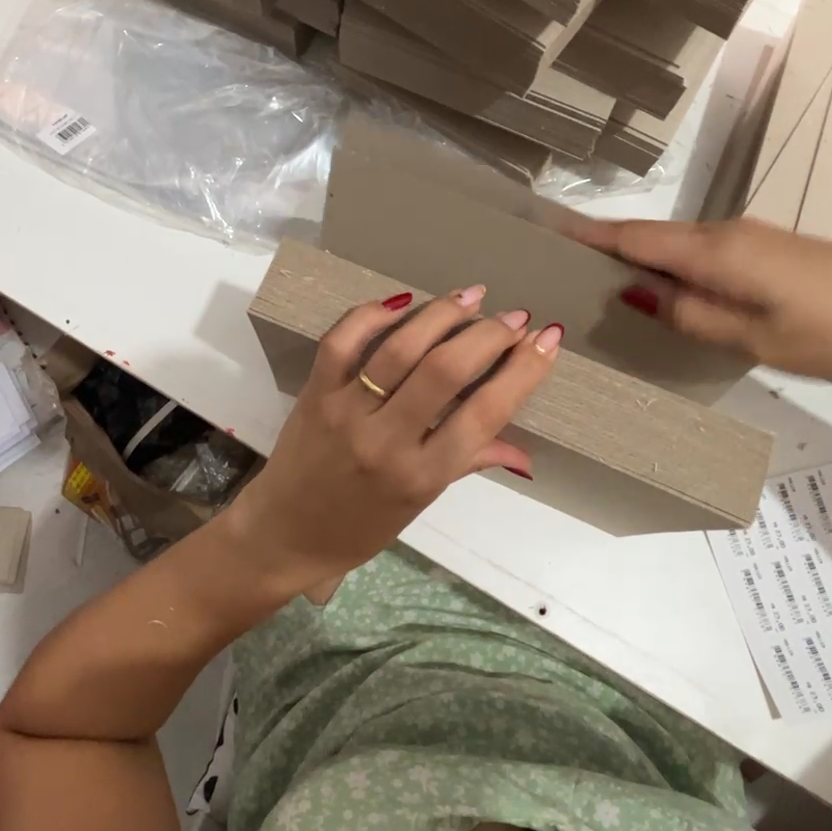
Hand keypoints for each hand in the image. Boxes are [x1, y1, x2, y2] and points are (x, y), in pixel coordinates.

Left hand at [219, 285, 560, 588]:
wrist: (284, 534)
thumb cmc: (359, 527)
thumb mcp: (419, 504)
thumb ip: (468, 464)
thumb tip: (523, 453)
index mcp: (421, 475)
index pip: (485, 413)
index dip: (523, 370)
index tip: (547, 339)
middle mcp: (386, 440)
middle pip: (446, 371)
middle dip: (489, 335)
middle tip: (514, 316)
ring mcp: (345, 411)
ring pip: (399, 349)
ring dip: (441, 314)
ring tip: (471, 296)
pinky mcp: (314, 392)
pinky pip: (342, 341)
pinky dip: (371, 314)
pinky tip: (401, 302)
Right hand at [577, 219, 831, 388]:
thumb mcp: (755, 338)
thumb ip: (689, 314)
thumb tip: (632, 291)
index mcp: (718, 251)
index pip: (633, 237)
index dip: (586, 234)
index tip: (541, 230)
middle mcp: (728, 234)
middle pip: (650, 238)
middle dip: (602, 248)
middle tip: (557, 270)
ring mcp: (753, 241)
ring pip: (676, 248)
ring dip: (636, 261)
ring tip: (596, 286)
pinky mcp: (772, 254)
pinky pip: (702, 256)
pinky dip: (670, 269)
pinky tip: (661, 294)